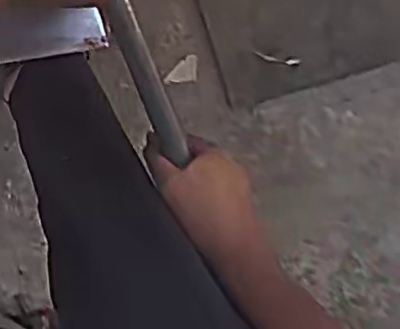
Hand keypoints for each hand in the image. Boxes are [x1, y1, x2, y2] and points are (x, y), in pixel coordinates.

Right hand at [147, 139, 270, 267]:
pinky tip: (202, 223)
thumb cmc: (206, 219)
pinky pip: (218, 202)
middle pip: (194, 162)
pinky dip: (209, 209)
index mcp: (216, 153)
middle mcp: (233, 167)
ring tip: (189, 211)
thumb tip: (152, 144)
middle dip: (182, 175)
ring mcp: (243, 191)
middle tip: (173, 191)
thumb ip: (155, 156)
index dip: (167, 152)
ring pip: (206, 184)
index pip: (182, 139)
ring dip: (195, 194)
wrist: (238, 260)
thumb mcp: (166, 181)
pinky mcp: (246, 211)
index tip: (163, 167)